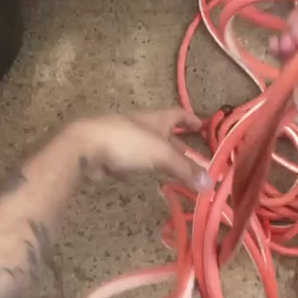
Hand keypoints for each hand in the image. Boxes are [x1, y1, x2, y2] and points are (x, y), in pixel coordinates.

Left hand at [63, 110, 209, 190]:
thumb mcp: (161, 154)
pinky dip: (144, 170)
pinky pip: (134, 163)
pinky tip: (148, 181)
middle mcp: (142, 126)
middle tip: (195, 161)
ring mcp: (126, 141)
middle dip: (179, 146)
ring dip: (163, 160)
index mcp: (155, 118)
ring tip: (177, 174)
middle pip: (165, 135)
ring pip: (150, 150)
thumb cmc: (128, 141)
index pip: (178, 114)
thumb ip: (185, 169)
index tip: (204, 126)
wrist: (86, 148)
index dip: (191, 119)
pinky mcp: (113, 157)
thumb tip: (211, 183)